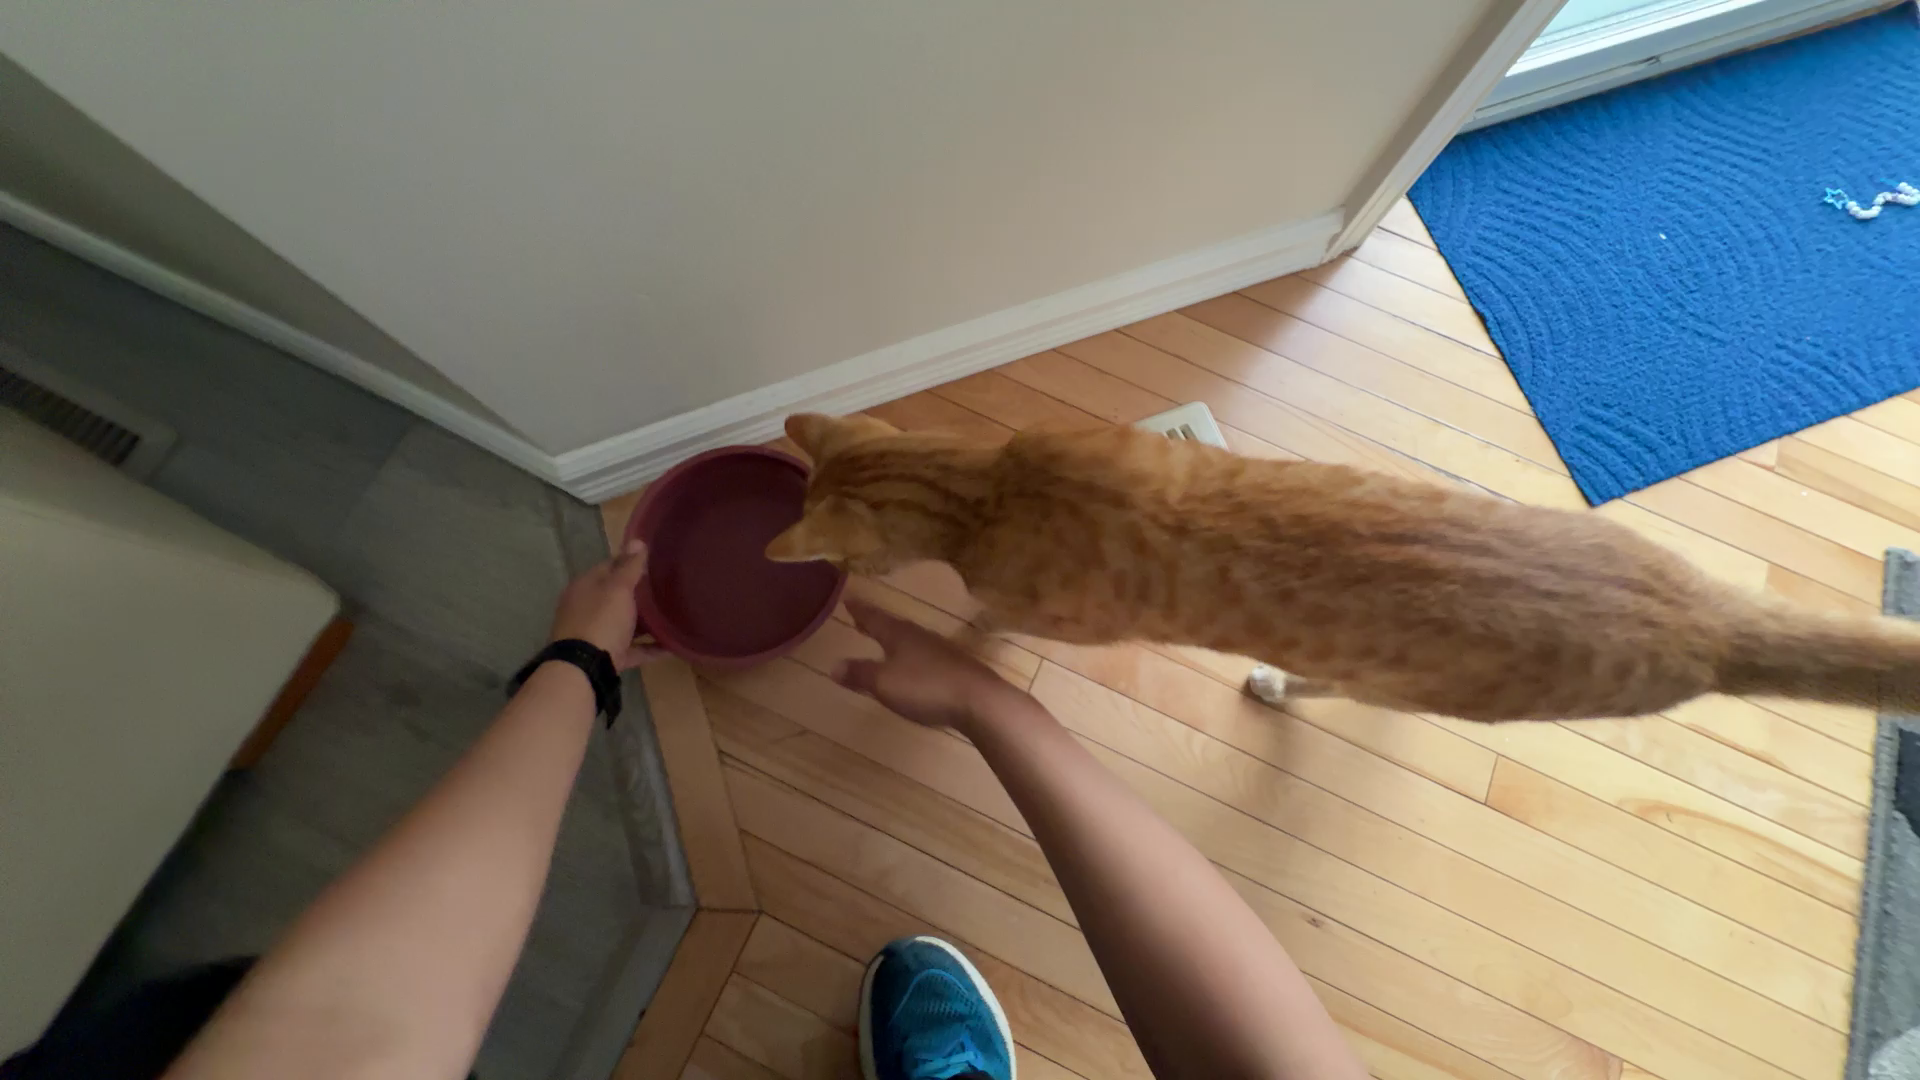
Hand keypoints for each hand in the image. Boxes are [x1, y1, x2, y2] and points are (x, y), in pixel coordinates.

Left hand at [550, 540, 667, 669]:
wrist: (584, 669)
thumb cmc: (601, 621)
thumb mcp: (618, 589)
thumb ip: (630, 566)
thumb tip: (637, 539)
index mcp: (585, 587)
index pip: (609, 566)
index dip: (630, 562)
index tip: (655, 562)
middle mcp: (587, 608)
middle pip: (617, 596)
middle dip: (640, 593)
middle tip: (668, 587)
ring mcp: (596, 634)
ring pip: (625, 623)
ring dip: (646, 621)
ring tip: (673, 615)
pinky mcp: (608, 656)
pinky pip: (634, 648)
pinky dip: (651, 647)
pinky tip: (672, 646)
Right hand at [834, 600, 1024, 729]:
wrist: (978, 700)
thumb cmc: (925, 687)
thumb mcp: (884, 683)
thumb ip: (860, 674)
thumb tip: (834, 665)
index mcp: (899, 635)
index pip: (874, 617)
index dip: (859, 610)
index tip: (847, 597)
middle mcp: (920, 636)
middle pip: (893, 625)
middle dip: (876, 622)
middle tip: (861, 617)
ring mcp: (940, 650)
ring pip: (911, 639)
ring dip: (894, 639)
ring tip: (884, 641)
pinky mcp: (954, 667)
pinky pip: (925, 655)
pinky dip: (911, 656)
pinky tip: (913, 666)